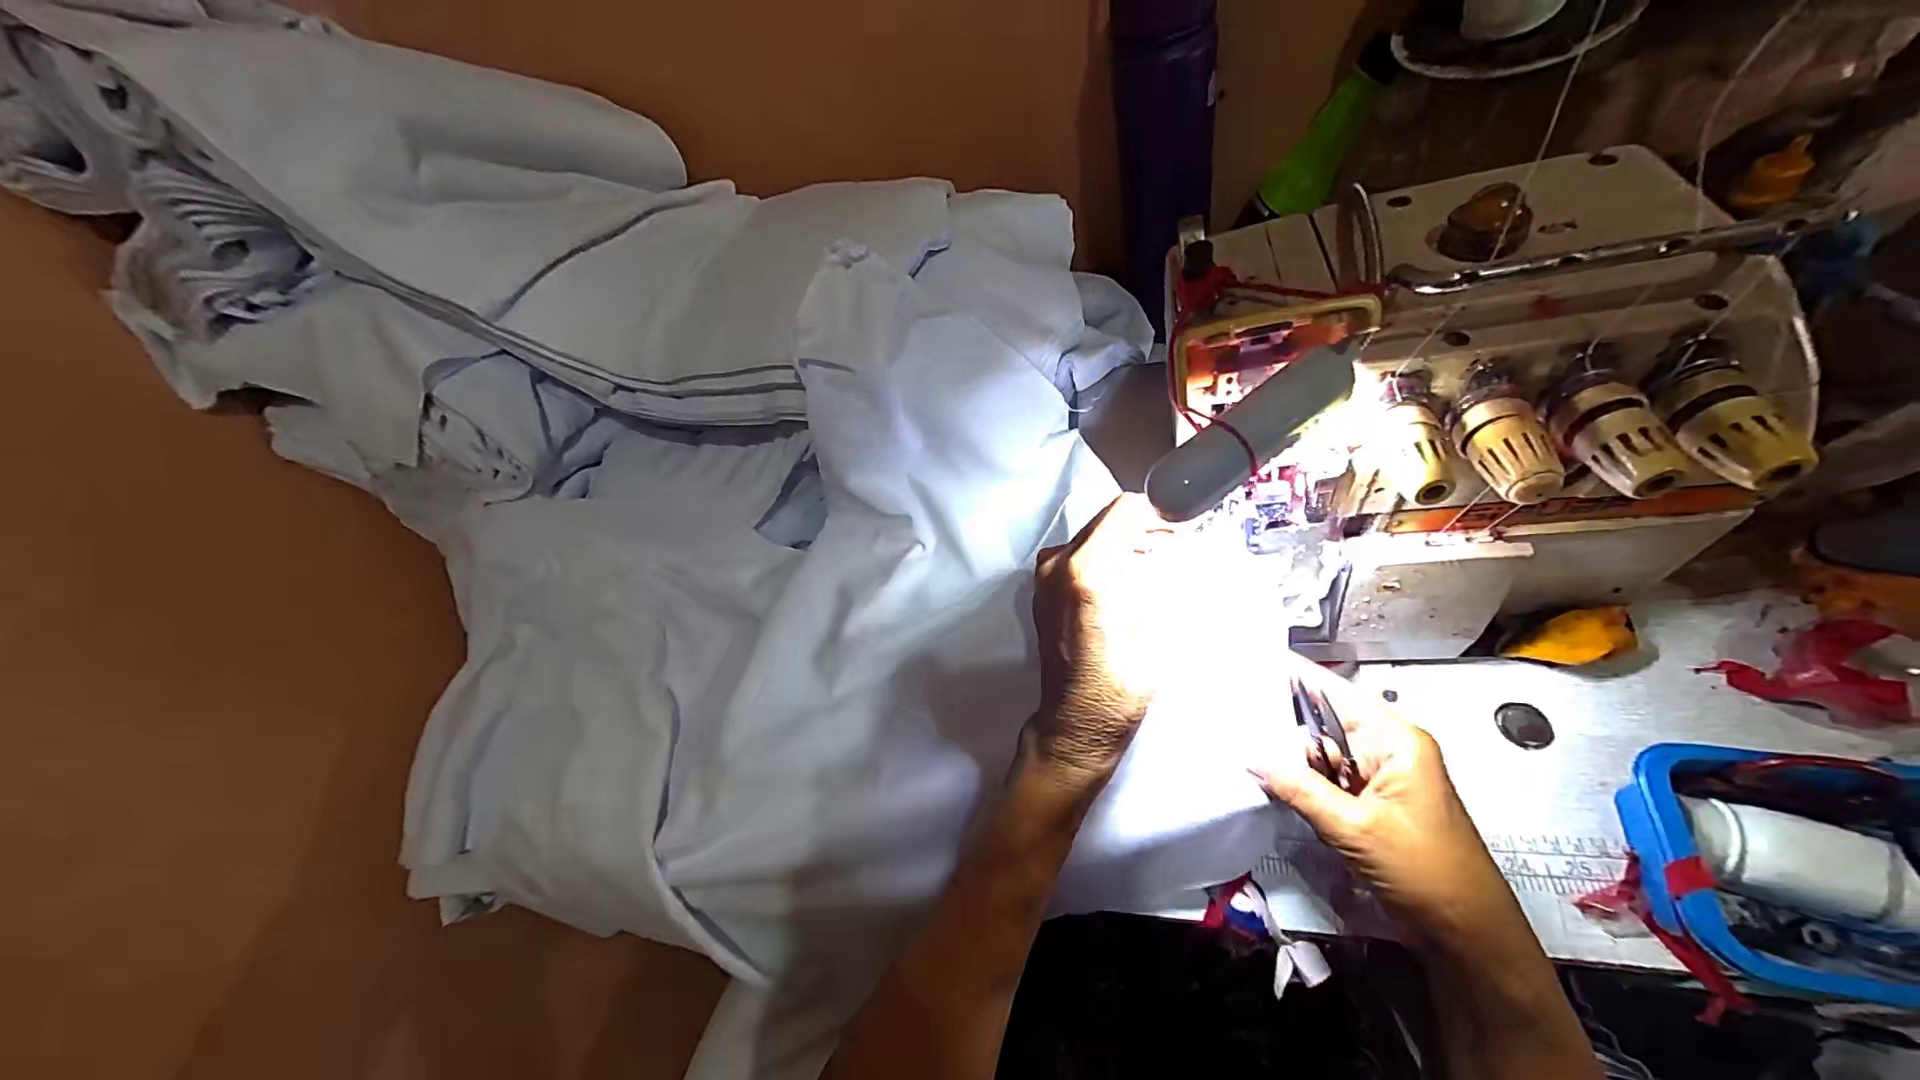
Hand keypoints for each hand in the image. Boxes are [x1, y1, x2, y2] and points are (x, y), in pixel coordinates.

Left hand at [1024, 493, 1169, 792]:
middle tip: (1177, 547)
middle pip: (1107, 520)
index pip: (1124, 512)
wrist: (1072, 725)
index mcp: (1085, 575)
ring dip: (1127, 542)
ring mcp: (1044, 577)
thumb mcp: (1158, 637)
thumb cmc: (1115, 692)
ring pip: (1094, 536)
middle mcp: (1056, 567)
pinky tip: (1130, 579)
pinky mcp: (1044, 589)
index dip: (1158, 514)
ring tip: (1158, 564)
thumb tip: (1189, 556)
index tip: (1182, 527)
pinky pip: (1081, 554)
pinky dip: (1108, 556)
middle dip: (1146, 528)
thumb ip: (1170, 586)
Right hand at [1253, 654, 1522, 948]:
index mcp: (1396, 741)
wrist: (1466, 936)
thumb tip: (1254, 760)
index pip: (1336, 693)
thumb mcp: (1354, 827)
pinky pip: (1328, 781)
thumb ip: (1299, 788)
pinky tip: (1280, 786)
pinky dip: (1306, 785)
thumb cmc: (1429, 874)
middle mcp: (1389, 751)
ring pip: (1322, 755)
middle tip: (1243, 724)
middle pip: (1324, 724)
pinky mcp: (1371, 804)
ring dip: (1296, 763)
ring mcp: (1379, 778)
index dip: (1297, 678)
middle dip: (1287, 730)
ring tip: (1256, 757)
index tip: (1258, 664)